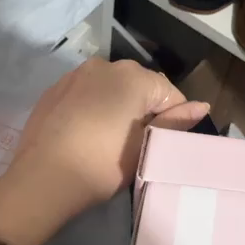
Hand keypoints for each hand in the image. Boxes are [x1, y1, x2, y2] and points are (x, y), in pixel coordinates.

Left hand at [0, 60, 209, 244]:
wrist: (41, 179)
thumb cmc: (102, 165)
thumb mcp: (145, 147)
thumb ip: (174, 123)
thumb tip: (203, 105)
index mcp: (134, 77)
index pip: (171, 95)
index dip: (172, 122)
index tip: (160, 147)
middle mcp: (106, 65)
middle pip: (141, 88)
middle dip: (144, 111)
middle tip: (136, 147)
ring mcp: (76, 74)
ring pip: (112, 89)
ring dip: (118, 108)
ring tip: (109, 141)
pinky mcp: (55, 89)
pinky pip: (86, 94)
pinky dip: (93, 109)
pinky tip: (85, 134)